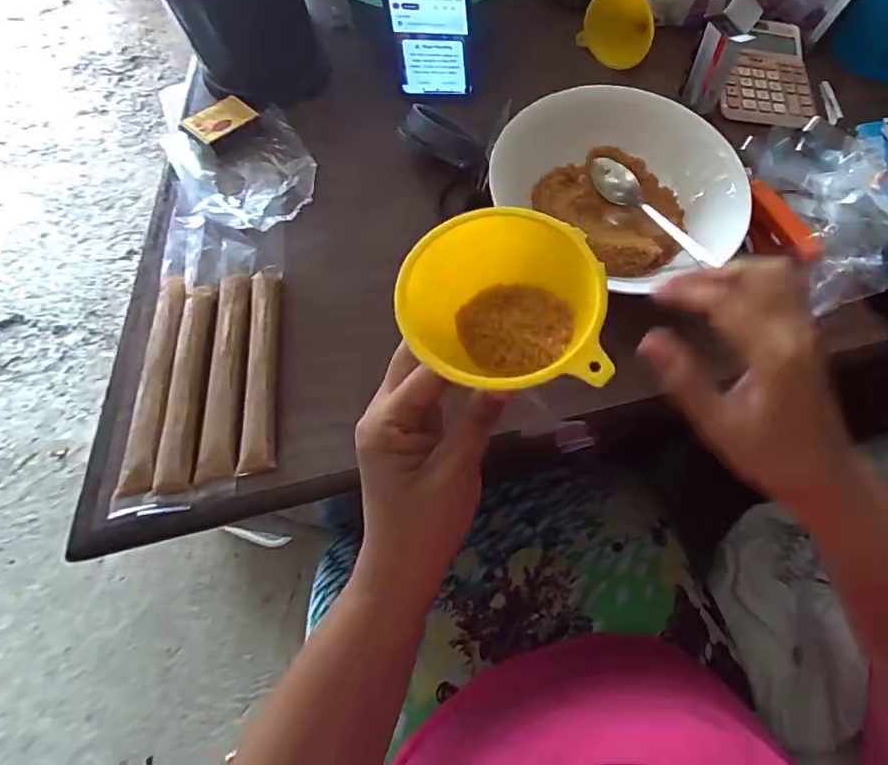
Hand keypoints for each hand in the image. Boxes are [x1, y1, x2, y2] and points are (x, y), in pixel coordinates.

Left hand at [354, 344, 506, 596]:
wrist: (400, 570)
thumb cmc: (425, 526)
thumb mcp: (456, 472)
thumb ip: (477, 421)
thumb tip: (507, 381)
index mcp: (385, 422)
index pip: (422, 373)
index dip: (455, 349)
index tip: (489, 325)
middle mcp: (380, 414)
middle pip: (409, 363)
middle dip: (443, 339)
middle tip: (483, 316)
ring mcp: (390, 422)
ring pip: (416, 375)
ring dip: (445, 356)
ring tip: (483, 334)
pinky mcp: (404, 432)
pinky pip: (425, 394)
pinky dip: (447, 379)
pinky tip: (473, 368)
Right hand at [638, 259, 855, 510]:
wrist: (826, 475)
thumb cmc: (770, 456)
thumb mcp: (718, 424)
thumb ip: (683, 378)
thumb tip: (648, 339)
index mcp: (773, 353)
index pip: (726, 301)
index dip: (687, 290)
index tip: (654, 293)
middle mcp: (795, 330)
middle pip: (755, 274)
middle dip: (709, 274)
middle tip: (674, 288)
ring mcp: (807, 327)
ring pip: (774, 273)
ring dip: (733, 271)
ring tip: (698, 288)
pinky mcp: (809, 330)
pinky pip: (783, 286)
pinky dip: (751, 280)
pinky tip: (727, 296)